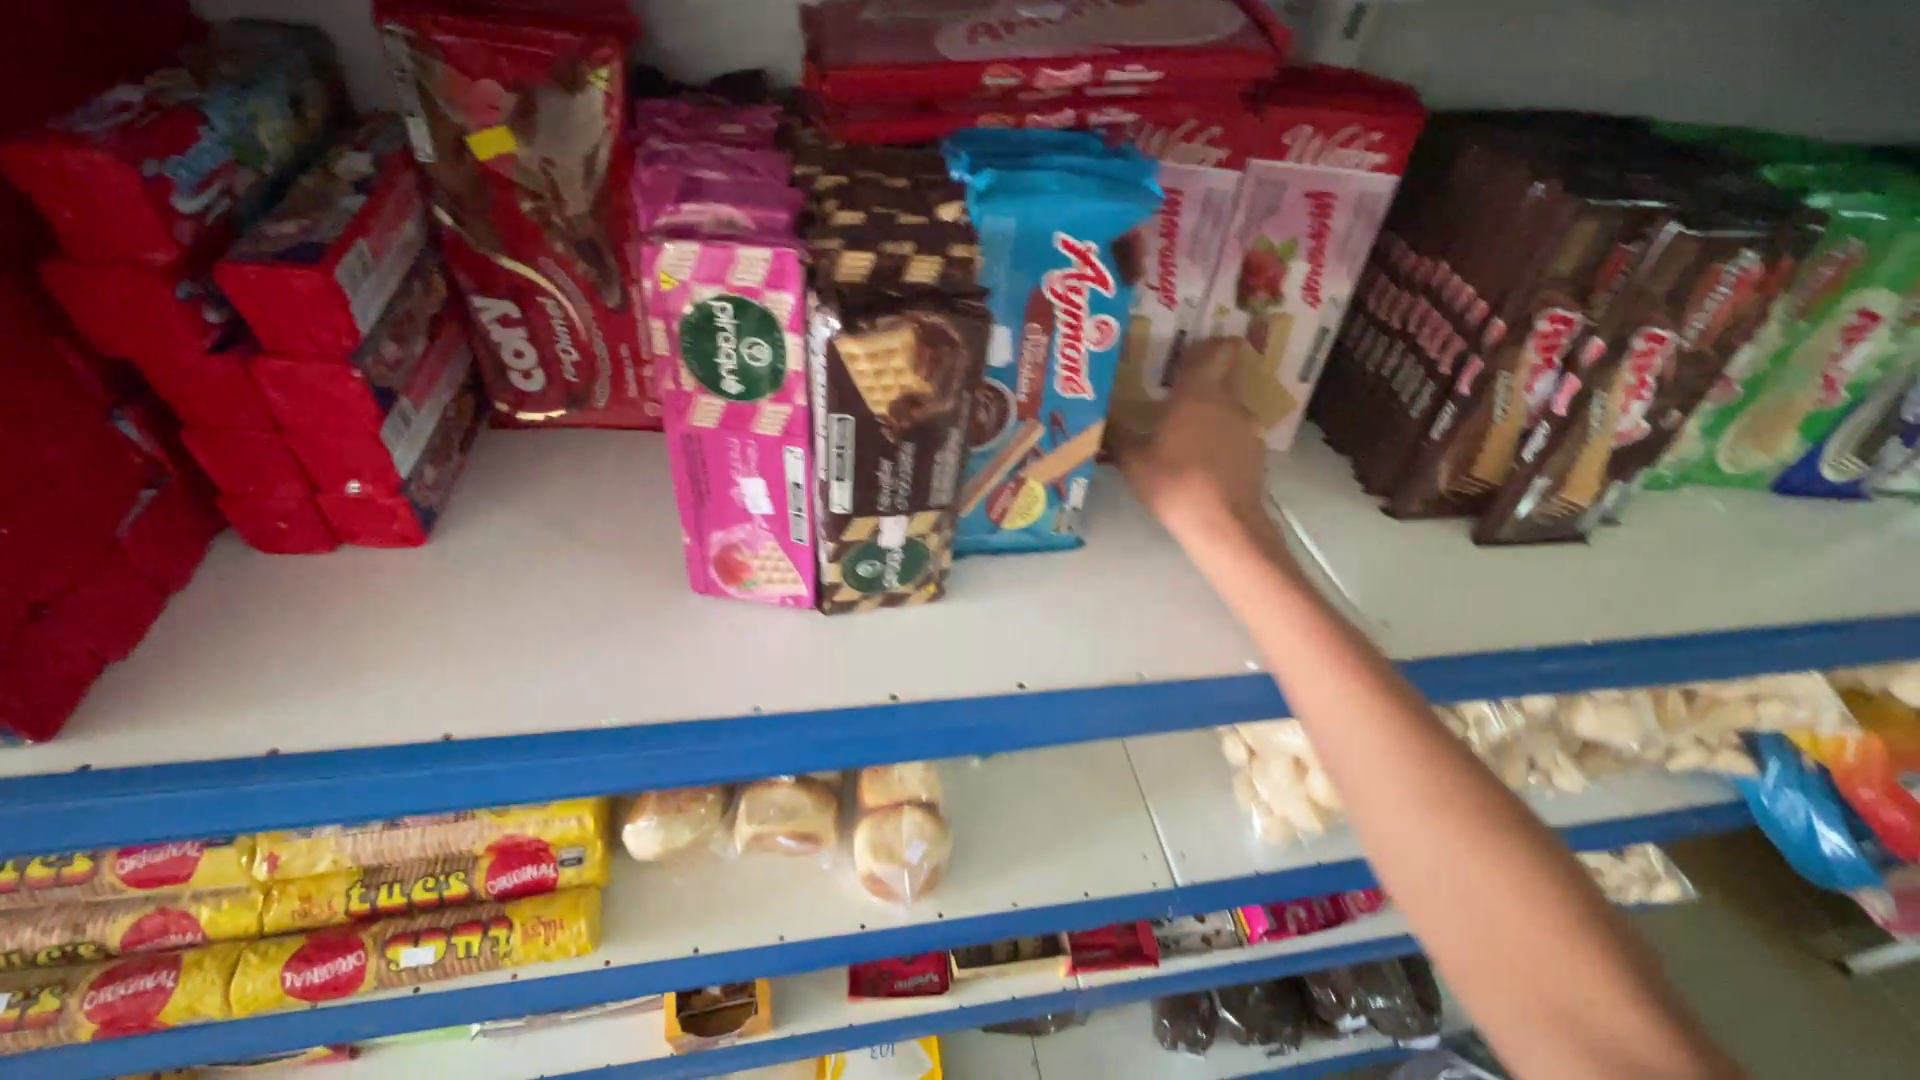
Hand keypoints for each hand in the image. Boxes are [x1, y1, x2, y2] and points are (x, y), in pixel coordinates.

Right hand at [1113, 337, 1274, 545]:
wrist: (1223, 524)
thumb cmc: (1174, 483)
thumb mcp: (1133, 461)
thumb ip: (1116, 435)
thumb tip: (1096, 418)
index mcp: (1198, 392)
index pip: (1216, 349)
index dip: (1207, 344)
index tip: (1190, 348)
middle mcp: (1228, 401)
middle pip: (1221, 377)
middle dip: (1200, 382)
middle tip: (1173, 393)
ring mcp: (1246, 427)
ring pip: (1227, 408)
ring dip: (1208, 415)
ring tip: (1183, 433)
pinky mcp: (1255, 453)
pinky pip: (1234, 435)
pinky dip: (1219, 440)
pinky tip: (1200, 461)